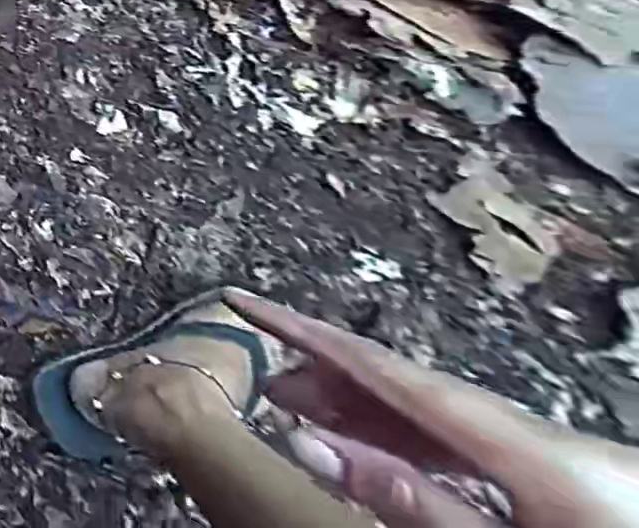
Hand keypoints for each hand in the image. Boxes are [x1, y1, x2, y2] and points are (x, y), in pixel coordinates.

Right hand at [226, 290, 638, 527]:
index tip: (236, 298)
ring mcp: (550, 454)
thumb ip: (412, 498)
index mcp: (523, 445)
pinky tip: (374, 449)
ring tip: (302, 412)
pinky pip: (457, 437)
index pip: (381, 366)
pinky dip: (399, 434)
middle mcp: (531, 433)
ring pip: (427, 408)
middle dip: (324, 375)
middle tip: (264, 385)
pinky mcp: (560, 478)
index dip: (298, 328)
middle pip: (402, 383)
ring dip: (357, 406)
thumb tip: (302, 438)